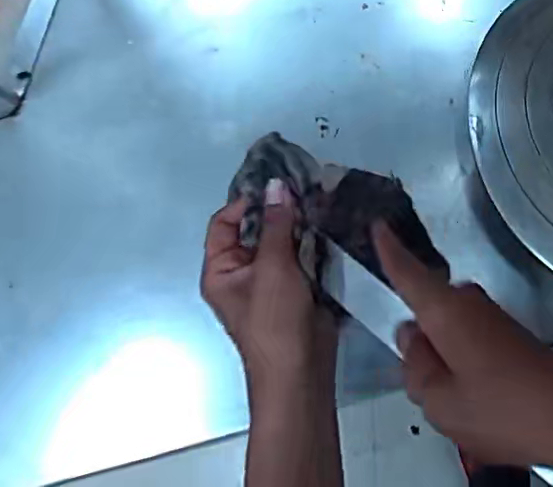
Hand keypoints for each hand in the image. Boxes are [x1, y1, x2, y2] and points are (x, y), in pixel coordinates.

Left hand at [202, 180, 335, 389]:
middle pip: (256, 227)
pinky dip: (313, 235)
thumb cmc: (275, 320)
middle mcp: (242, 270)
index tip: (276, 186)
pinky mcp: (297, 282)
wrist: (302, 369)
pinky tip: (330, 219)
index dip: (246, 202)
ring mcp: (271, 277)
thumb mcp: (272, 268)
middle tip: (305, 184)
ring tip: (322, 196)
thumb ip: (277, 224)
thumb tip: (276, 185)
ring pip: (282, 236)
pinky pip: (301, 250)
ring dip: (299, 219)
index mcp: (222, 270)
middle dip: (279, 207)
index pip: (224, 223)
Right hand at [372, 222, 552, 477]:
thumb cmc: (502, 408)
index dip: (390, 249)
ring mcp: (488, 312)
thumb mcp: (439, 402)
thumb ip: (415, 366)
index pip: (409, 273)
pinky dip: (460, 359)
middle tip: (426, 385)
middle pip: (425, 309)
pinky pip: (466, 335)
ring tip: (458, 401)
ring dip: (441, 355)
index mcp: (446, 312)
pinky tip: (475, 396)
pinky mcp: (504, 328)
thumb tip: (410, 337)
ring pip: (446, 328)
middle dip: (418, 341)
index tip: (378, 224)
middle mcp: (468, 301)